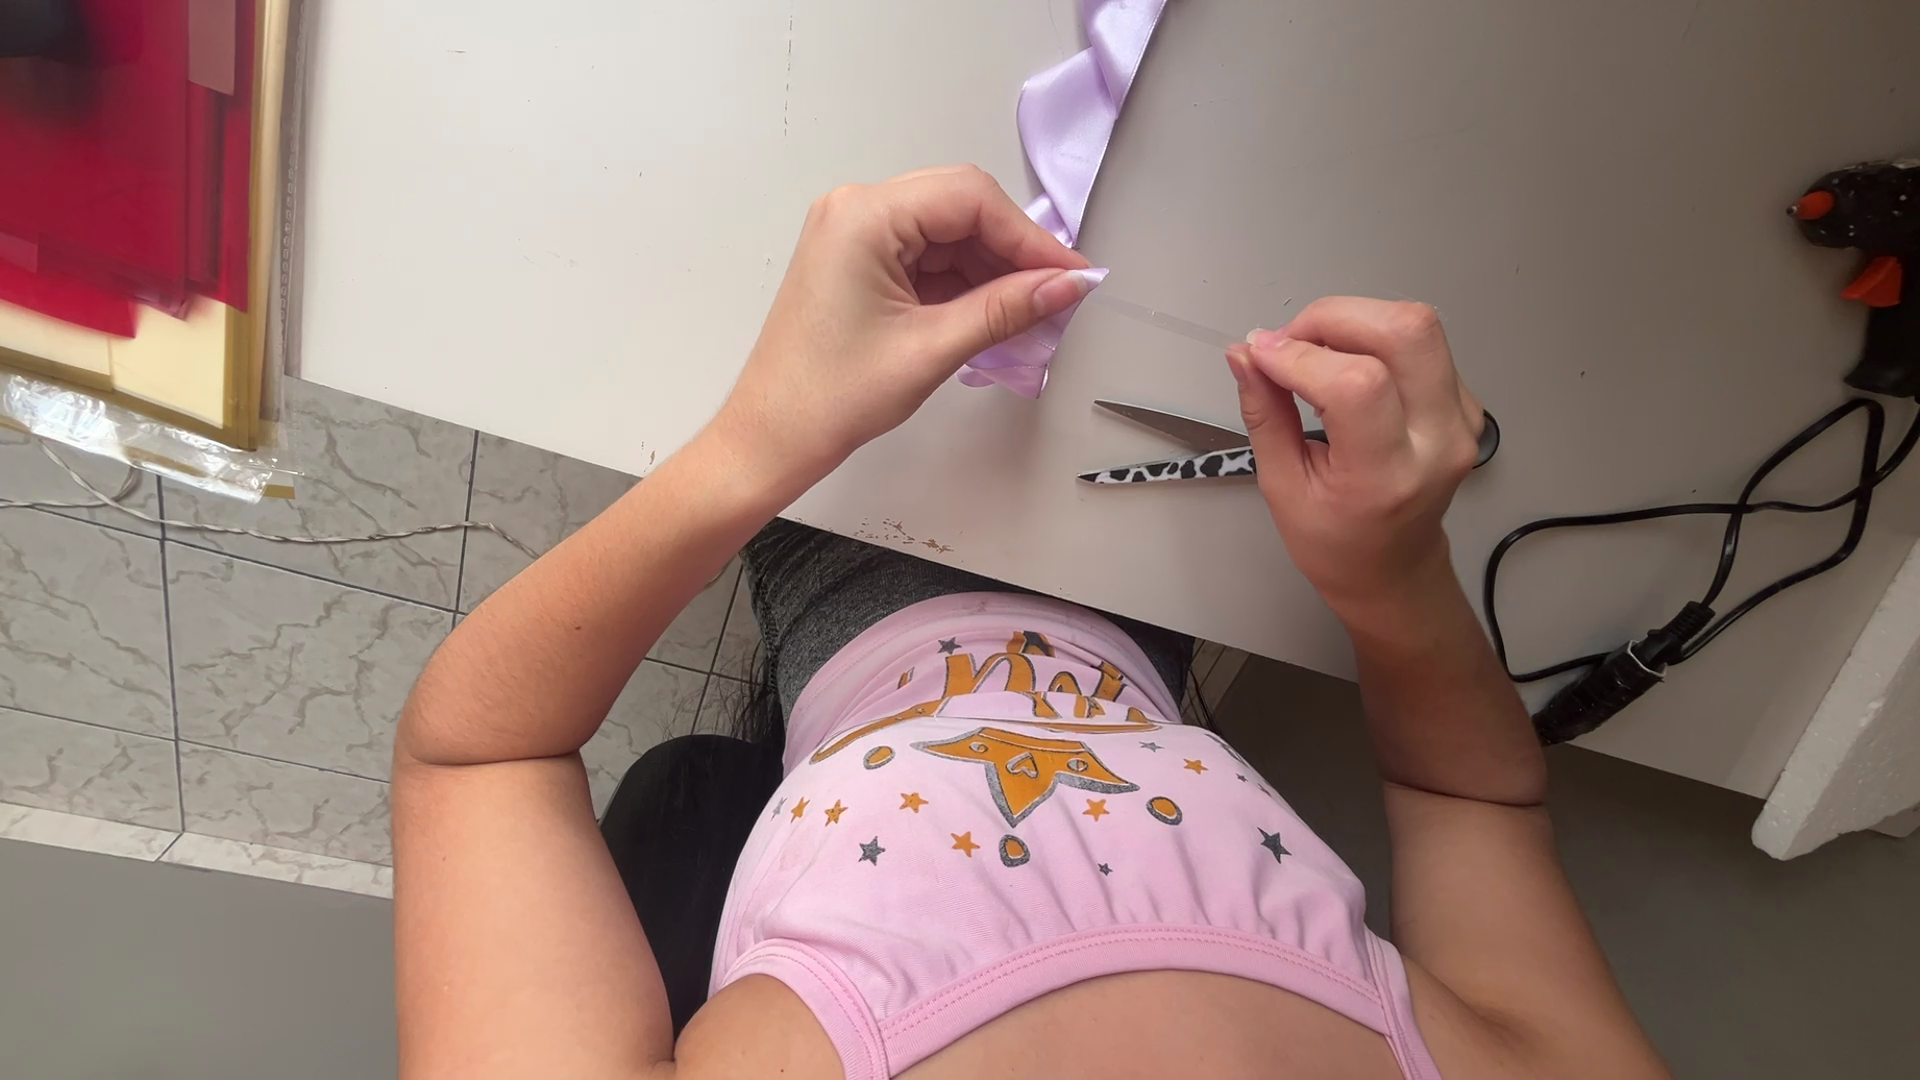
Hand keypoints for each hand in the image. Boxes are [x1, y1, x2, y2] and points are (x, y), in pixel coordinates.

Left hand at [711, 165, 1093, 495]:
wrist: (775, 436)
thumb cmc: (836, 397)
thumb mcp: (931, 349)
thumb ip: (1005, 309)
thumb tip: (1068, 285)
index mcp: (865, 215)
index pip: (970, 200)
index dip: (1030, 237)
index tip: (1073, 275)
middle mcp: (856, 210)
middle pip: (959, 210)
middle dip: (1012, 252)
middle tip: (1058, 294)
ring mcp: (854, 236)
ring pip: (945, 237)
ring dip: (990, 271)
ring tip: (1031, 312)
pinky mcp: (858, 265)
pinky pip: (924, 260)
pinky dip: (961, 285)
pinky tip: (992, 313)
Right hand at [1227, 297, 1484, 633]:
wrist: (1392, 568)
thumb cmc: (1330, 542)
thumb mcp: (1281, 487)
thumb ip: (1265, 415)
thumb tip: (1244, 354)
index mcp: (1387, 475)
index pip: (1356, 385)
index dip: (1299, 356)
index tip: (1257, 354)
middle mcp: (1439, 439)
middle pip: (1405, 331)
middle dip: (1331, 318)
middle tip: (1287, 344)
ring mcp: (1461, 416)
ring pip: (1416, 325)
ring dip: (1350, 322)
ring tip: (1309, 354)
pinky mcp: (1464, 401)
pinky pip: (1420, 343)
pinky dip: (1369, 338)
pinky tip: (1338, 367)